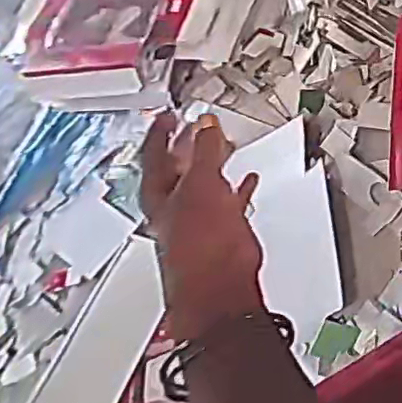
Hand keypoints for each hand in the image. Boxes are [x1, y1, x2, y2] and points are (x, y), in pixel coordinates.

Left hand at [141, 112, 266, 340]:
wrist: (221, 287)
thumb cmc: (202, 247)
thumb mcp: (205, 188)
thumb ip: (206, 154)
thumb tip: (203, 126)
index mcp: (161, 194)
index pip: (156, 155)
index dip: (161, 133)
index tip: (168, 115)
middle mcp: (173, 207)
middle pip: (177, 169)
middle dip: (186, 147)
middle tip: (194, 128)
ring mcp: (196, 220)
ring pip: (201, 183)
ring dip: (212, 164)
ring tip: (223, 148)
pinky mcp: (221, 231)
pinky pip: (227, 200)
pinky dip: (236, 187)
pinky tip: (245, 182)